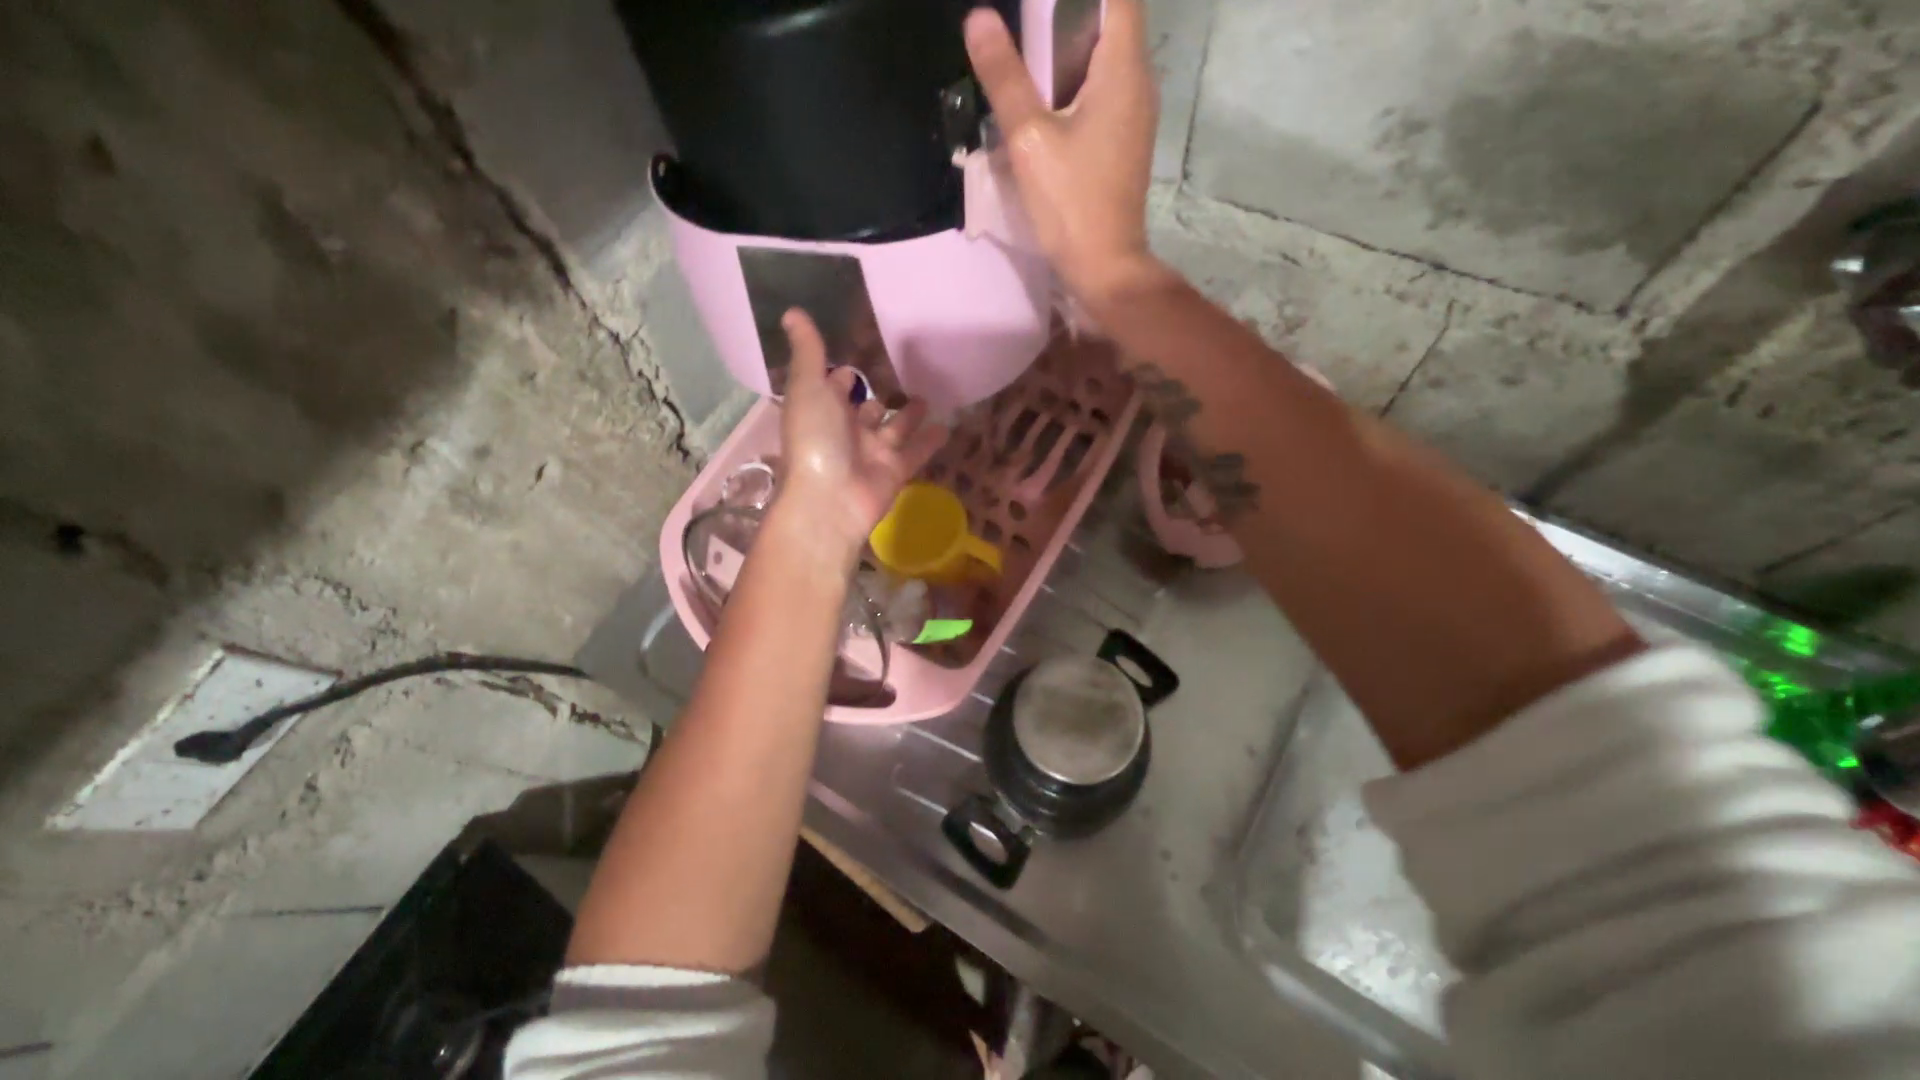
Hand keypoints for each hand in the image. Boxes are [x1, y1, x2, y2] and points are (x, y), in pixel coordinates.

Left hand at [775, 309, 948, 564]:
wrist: (830, 499)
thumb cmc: (814, 439)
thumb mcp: (808, 387)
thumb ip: (808, 351)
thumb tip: (792, 311)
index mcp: (821, 410)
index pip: (833, 388)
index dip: (841, 375)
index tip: (857, 358)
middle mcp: (846, 431)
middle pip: (865, 410)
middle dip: (877, 396)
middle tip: (902, 376)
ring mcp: (871, 453)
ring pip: (894, 429)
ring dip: (909, 414)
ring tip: (928, 395)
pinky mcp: (894, 471)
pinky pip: (916, 451)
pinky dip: (930, 440)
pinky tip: (948, 425)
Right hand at [964, 0, 1164, 305]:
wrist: (1105, 265)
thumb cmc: (1071, 202)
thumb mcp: (1029, 138)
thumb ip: (1006, 77)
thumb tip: (979, 19)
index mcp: (1123, 70)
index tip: (1041, 0)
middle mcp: (1139, 82)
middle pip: (1110, 20)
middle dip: (1066, 11)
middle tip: (1022, 17)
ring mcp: (1134, 112)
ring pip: (1104, 55)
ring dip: (1067, 45)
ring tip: (1023, 45)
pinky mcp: (1123, 137)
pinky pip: (1101, 87)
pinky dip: (1073, 77)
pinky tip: (1040, 92)